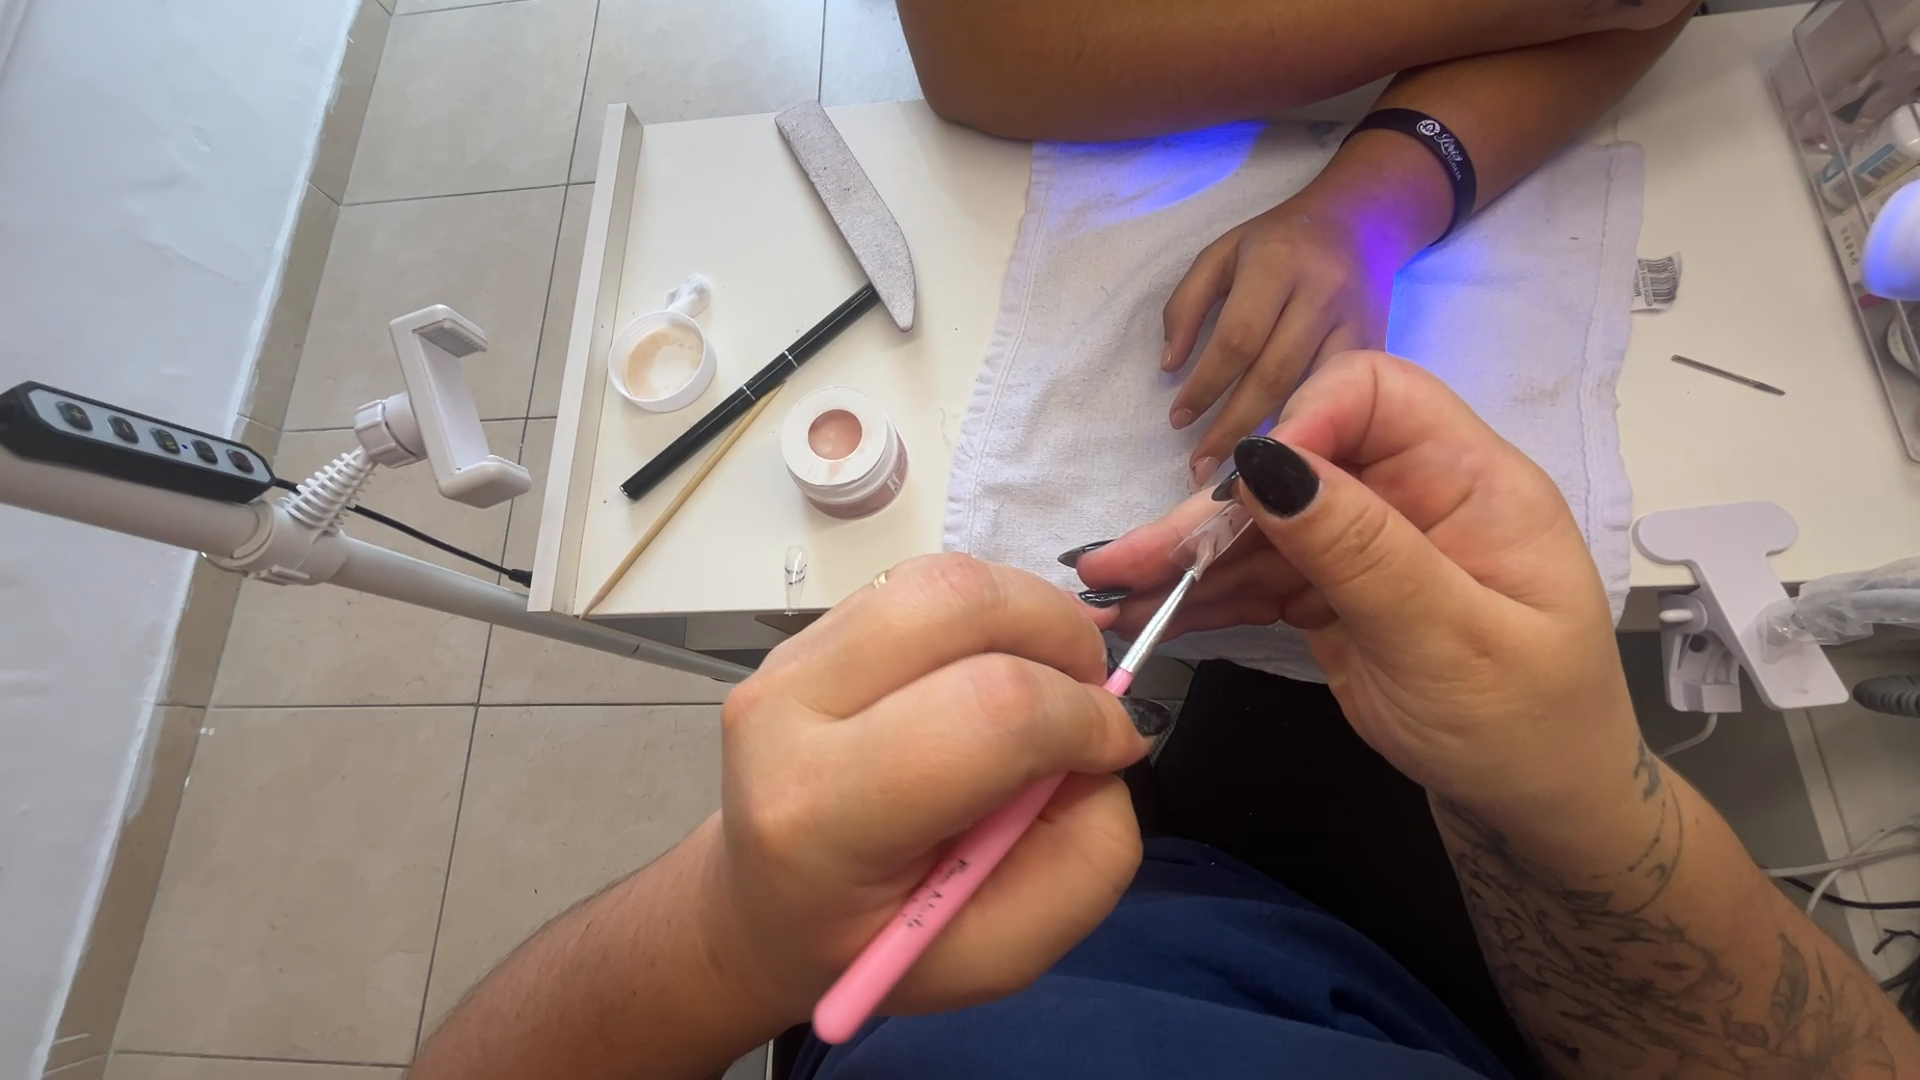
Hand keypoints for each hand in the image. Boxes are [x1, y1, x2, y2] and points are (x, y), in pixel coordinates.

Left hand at [702, 555, 1152, 1023]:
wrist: (760, 901)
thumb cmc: (870, 943)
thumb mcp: (997, 953)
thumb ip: (1084, 860)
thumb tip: (1104, 740)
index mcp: (821, 812)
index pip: (985, 714)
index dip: (1079, 716)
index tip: (1115, 744)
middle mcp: (788, 708)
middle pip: (955, 603)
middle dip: (1057, 630)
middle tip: (1087, 685)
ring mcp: (788, 656)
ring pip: (939, 578)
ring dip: (1025, 609)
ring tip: (1046, 670)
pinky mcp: (804, 633)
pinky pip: (918, 584)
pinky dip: (985, 608)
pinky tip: (990, 660)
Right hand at [1077, 351, 1640, 815]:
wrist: (1528, 803)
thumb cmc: (1523, 728)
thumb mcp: (1450, 641)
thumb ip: (1360, 550)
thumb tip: (1264, 463)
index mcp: (1465, 481)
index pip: (1371, 395)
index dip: (1299, 424)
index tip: (1235, 491)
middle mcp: (1402, 497)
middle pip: (1283, 472)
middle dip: (1199, 519)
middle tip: (1119, 563)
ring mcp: (1356, 546)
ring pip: (1252, 531)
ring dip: (1180, 565)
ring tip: (1111, 598)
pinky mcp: (1322, 589)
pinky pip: (1250, 581)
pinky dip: (1200, 599)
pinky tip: (1149, 615)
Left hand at [1164, 184, 1401, 487]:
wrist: (1361, 219)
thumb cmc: (1275, 244)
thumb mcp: (1219, 257)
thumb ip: (1186, 307)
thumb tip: (1168, 367)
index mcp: (1275, 265)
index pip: (1237, 338)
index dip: (1206, 385)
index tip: (1178, 420)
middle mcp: (1322, 293)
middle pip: (1274, 374)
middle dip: (1233, 428)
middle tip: (1200, 467)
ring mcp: (1357, 321)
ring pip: (1313, 392)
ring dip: (1272, 441)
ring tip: (1236, 478)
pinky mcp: (1380, 344)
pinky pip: (1342, 395)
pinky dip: (1312, 428)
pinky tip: (1284, 459)